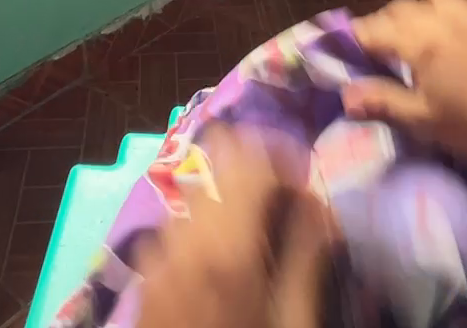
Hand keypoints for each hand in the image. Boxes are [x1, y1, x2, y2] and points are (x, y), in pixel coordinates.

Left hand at [134, 124, 335, 327]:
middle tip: (285, 202)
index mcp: (227, 244)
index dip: (284, 157)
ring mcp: (158, 251)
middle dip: (255, 168)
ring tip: (258, 234)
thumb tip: (321, 208)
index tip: (307, 183)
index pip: (251, 155)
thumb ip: (309, 257)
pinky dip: (204, 224)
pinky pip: (177, 224)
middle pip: (216, 156)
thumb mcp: (295, 325)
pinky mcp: (145, 273)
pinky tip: (223, 264)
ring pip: (195, 186)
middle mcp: (185, 234)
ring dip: (229, 193)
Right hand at [344, 0, 466, 170]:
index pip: (372, 29)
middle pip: (399, 8)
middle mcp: (442, 18)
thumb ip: (384, 102)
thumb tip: (345, 96)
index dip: (355, 38)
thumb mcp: (427, 122)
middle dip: (385, 24)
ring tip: (424, 38)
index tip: (346, 51)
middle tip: (384, 52)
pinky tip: (462, 43)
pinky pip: (464, 5)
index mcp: (419, 42)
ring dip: (420, 11)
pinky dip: (451, 16)